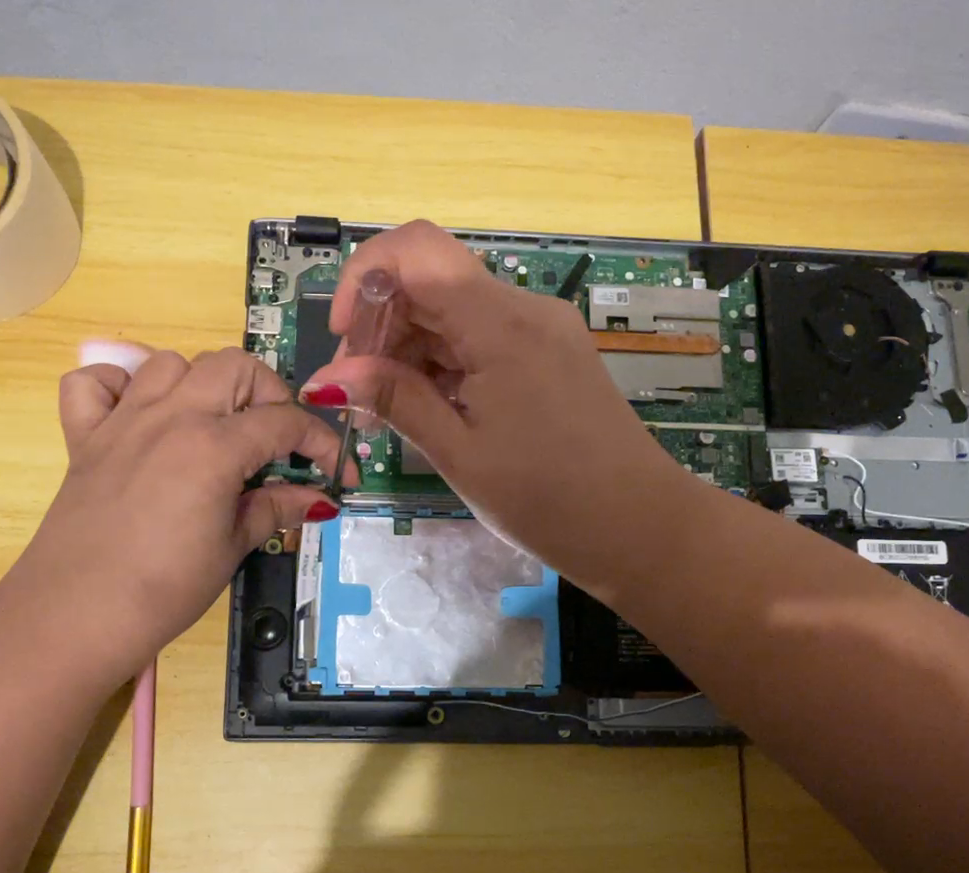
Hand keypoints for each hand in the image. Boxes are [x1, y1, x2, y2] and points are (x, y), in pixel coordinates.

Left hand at [3, 344, 346, 675]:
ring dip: (202, 385)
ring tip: (213, 427)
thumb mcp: (232, 547)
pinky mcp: (84, 436)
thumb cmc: (166, 587)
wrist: (78, 613)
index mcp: (214, 445)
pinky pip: (95, 382)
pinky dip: (119, 386)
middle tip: (275, 441)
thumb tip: (320, 499)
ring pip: (171, 363)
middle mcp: (171, 416)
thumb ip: (276, 509)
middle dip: (268, 394)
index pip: (284, 422)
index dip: (322, 442)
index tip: (337, 471)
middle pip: (234, 366)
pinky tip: (137, 416)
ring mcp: (123, 420)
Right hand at [298, 220, 699, 587]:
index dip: (363, 279)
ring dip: (409, 349)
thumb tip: (328, 378)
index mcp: (500, 323)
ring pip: (454, 311)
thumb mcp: (460, 452)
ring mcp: (542, 330)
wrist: (640, 527)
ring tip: (385, 413)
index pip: (414, 249)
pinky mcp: (551, 354)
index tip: (344, 340)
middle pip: (431, 281)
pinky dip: (445, 363)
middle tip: (356, 395)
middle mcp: (524, 309)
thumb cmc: (548, 499)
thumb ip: (395, 400)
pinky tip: (428, 408)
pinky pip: (483, 338)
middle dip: (381, 326)